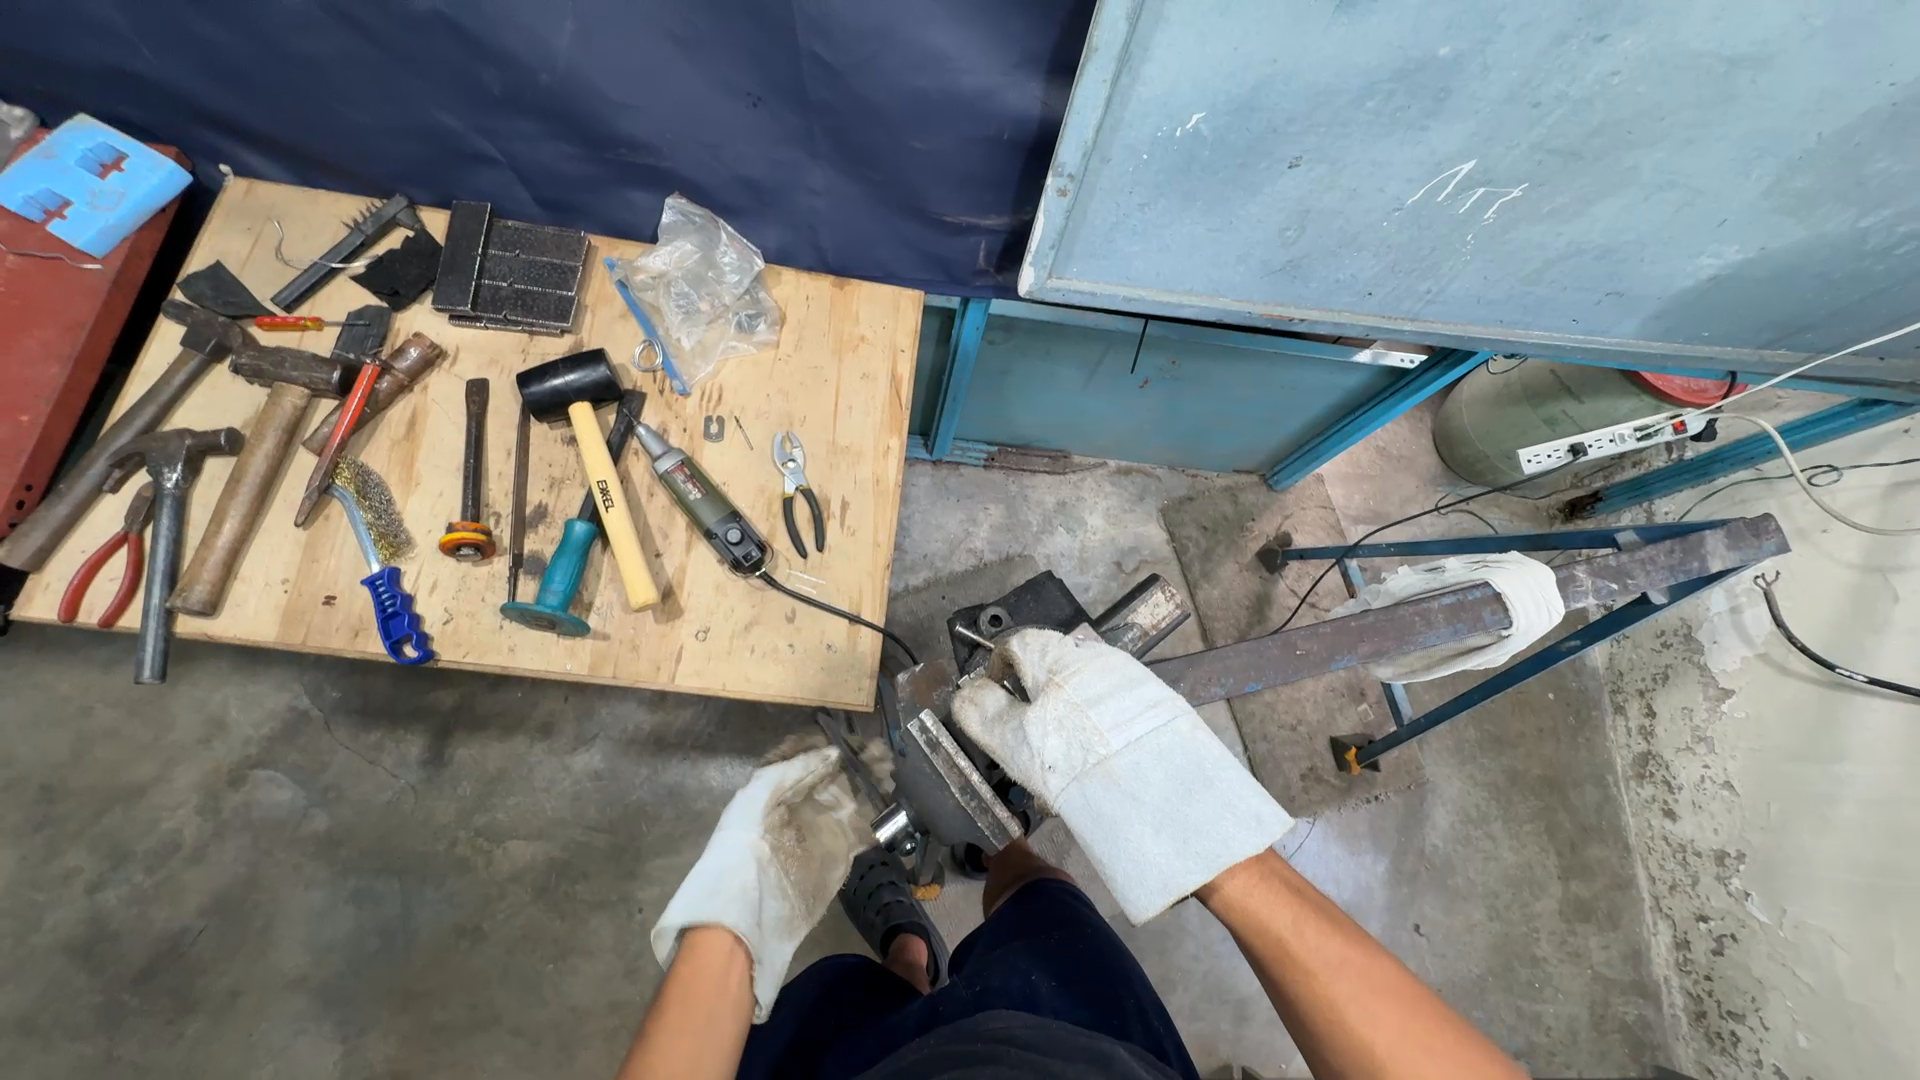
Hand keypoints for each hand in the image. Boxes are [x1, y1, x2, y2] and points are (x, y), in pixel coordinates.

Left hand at [650, 746, 869, 1019]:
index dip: (839, 750)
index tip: (860, 740)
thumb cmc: (743, 845)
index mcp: (783, 790)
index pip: (817, 762)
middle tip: (884, 754)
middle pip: (841, 779)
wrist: (745, 913)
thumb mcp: (757, 794)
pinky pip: (865, 832)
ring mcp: (825, 832)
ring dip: (875, 786)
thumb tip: (831, 752)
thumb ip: (792, 768)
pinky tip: (893, 804)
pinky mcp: (840, 859)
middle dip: (863, 764)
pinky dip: (881, 819)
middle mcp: (806, 808)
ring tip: (892, 774)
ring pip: (857, 801)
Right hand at [952, 629, 1292, 923]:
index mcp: (1061, 654)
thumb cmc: (1079, 763)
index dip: (995, 672)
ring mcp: (1130, 681)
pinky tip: (1092, 772)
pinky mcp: (1154, 708)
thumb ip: (982, 713)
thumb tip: (967, 694)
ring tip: (1059, 771)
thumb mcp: (1016, 742)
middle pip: (1048, 672)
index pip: (1015, 644)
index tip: (990, 708)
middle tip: (1024, 751)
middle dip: (1030, 707)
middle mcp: (1097, 657)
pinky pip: (1108, 714)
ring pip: (1078, 697)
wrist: (1171, 801)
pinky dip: (1091, 736)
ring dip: (1060, 725)